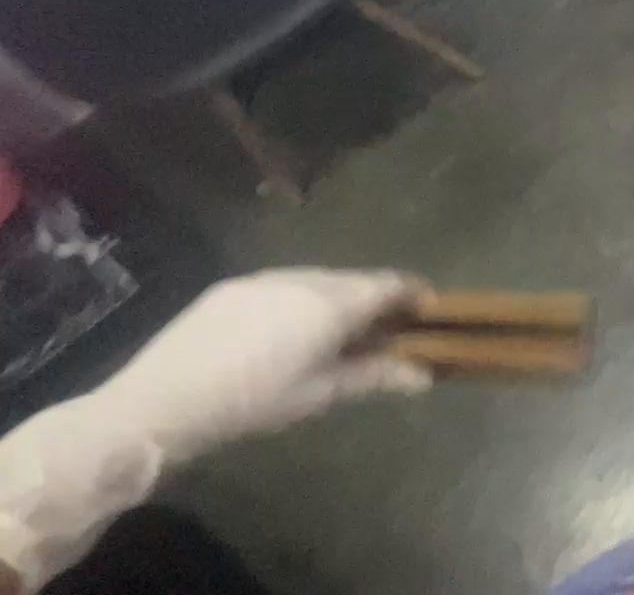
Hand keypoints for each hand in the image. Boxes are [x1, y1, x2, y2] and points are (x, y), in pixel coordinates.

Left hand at [92, 268, 431, 459]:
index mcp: (336, 303)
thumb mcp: (321, 393)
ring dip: (339, 297)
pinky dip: (301, 299)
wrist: (153, 406)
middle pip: (360, 280)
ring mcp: (267, 279)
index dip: (416, 293)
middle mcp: (308, 279)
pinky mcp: (233, 287)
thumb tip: (426, 376)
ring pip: (322, 280)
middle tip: (382, 327)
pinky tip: (285, 330)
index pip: (393, 284)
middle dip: (377, 298)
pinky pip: (285, 284)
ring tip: (332, 330)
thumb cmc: (253, 402)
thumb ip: (377, 375)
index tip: (428, 310)